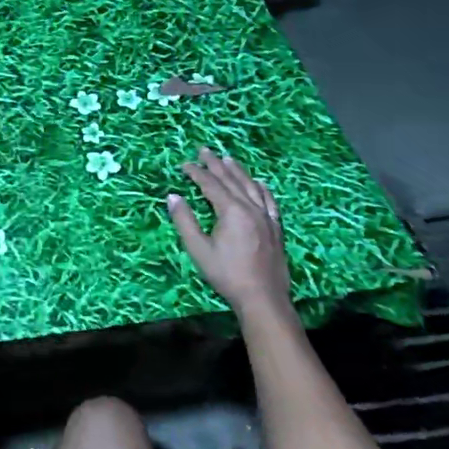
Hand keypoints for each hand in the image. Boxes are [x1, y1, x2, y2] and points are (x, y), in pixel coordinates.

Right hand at [167, 148, 291, 315]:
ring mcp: (266, 218)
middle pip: (231, 180)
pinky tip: (260, 183)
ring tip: (228, 159)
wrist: (263, 298)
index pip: (211, 185)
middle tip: (204, 150)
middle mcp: (251, 208)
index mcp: (231, 211)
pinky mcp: (276, 228)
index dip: (197, 173)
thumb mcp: (198, 249)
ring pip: (251, 187)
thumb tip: (173, 197)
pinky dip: (262, 189)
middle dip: (216, 165)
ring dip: (238, 171)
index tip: (185, 164)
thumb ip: (185, 221)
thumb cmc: (227, 274)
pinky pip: (270, 201)